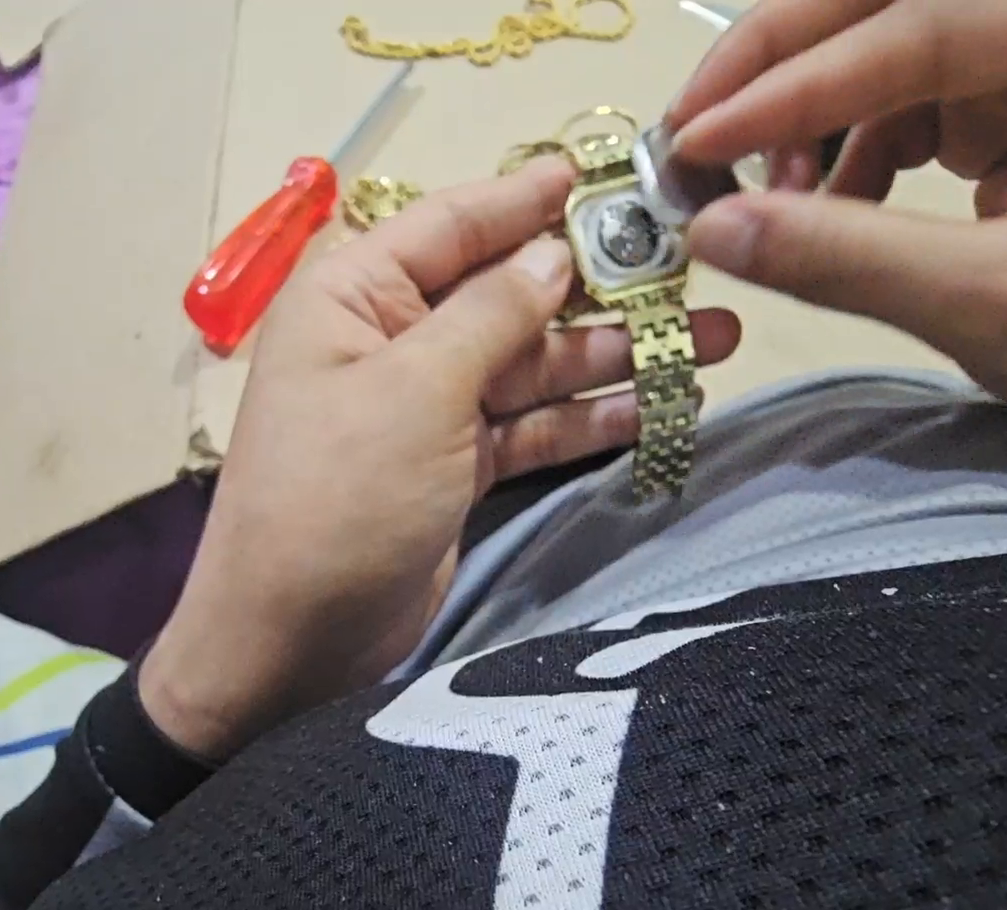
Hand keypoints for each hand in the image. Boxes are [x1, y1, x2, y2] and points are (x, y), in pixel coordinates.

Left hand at [141, 157, 741, 758]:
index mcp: (356, 298)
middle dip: (595, 288)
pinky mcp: (455, 469)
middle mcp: (392, 343)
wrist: (295, 637)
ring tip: (711, 339)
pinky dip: (587, 420)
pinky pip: (530, 429)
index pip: (453, 225)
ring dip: (612, 356)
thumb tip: (550, 255)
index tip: (607, 175)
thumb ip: (489, 317)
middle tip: (694, 271)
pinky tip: (660, 405)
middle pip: (505, 297)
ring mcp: (427, 411)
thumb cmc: (338, 497)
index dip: (529, 199)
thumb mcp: (413, 392)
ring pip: (530, 367)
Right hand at [665, 0, 1006, 428]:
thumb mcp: (990, 302)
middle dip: (784, 58)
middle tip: (692, 128)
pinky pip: (894, 90)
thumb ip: (846, 260)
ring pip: (886, 34)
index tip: (696, 141)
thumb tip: (709, 229)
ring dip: (804, 108)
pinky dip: (835, 144)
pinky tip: (818, 202)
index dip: (803, 85)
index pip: (942, 21)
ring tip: (769, 194)